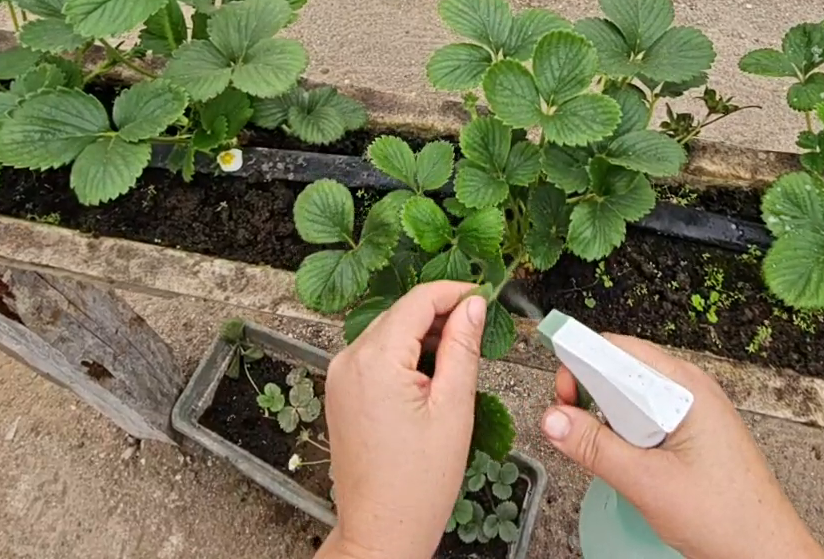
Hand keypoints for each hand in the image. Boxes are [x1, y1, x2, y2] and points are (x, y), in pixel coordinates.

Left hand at [315, 281, 485, 558]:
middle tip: (477, 326)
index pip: (418, 300)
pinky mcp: (341, 388)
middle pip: (402, 312)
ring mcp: (340, 373)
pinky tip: (428, 372)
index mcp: (376, 360)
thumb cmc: (418, 484)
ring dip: (423, 333)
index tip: (483, 293)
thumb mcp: (453, 408)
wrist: (380, 533)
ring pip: (389, 329)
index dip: (454, 292)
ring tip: (456, 355)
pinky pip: (376, 351)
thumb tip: (473, 305)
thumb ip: (462, 347)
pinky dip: (404, 352)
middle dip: (440, 313)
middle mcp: (350, 358)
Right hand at [540, 333, 823, 558]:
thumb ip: (595, 448)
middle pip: (623, 368)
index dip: (581, 361)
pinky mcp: (694, 431)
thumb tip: (553, 418)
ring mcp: (694, 409)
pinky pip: (648, 414)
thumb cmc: (727, 520)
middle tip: (572, 424)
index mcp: (684, 386)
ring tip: (605, 450)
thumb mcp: (647, 483)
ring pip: (633, 394)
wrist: (770, 558)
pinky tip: (627, 458)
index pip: (618, 350)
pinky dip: (627, 429)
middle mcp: (690, 388)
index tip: (558, 388)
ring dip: (609, 415)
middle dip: (590, 391)